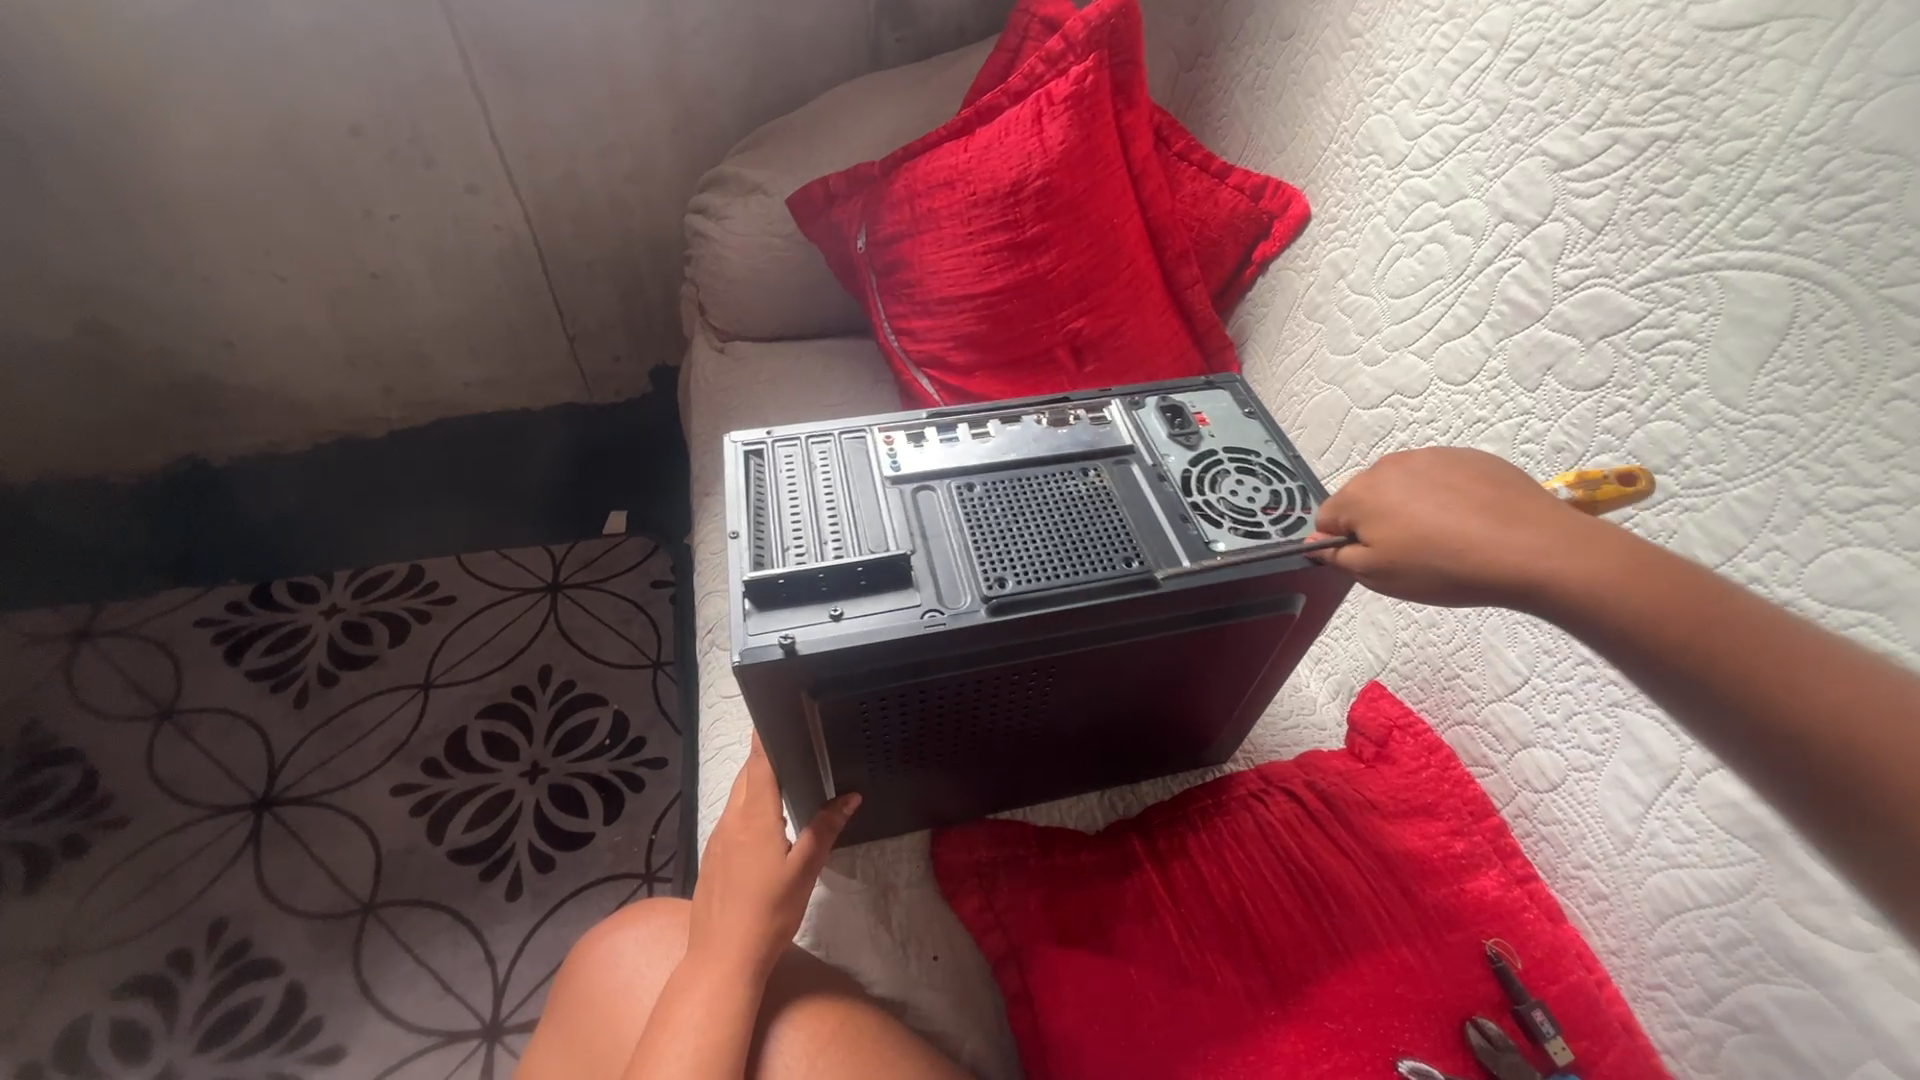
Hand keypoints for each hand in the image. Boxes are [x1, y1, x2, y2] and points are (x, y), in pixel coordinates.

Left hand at [688, 734, 860, 978]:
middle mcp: (731, 820)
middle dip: (764, 755)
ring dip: (757, 781)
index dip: (765, 735)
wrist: (721, 958)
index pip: (759, 762)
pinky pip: (732, 817)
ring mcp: (718, 838)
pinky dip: (749, 805)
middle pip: (746, 775)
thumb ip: (825, 828)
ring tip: (785, 776)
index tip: (773, 711)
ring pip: (737, 796)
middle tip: (790, 741)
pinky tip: (767, 821)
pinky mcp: (714, 857)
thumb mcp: (805, 870)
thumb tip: (850, 796)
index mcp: (754, 816)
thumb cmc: (768, 912)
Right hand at [1307, 447, 1608, 608]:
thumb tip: (1315, 544)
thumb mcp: (1378, 576)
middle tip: (1410, 554)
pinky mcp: (1470, 457)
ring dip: (1410, 508)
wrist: (1532, 548)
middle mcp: (1388, 466)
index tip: (1373, 562)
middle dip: (1377, 522)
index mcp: (1359, 494)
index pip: (1327, 518)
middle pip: (1365, 497)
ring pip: (1403, 486)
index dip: (1344, 543)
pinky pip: (1441, 478)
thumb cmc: (1444, 567)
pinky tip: (1469, 523)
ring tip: (1445, 539)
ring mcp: (1431, 457)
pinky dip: (1445, 498)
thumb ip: (1337, 557)